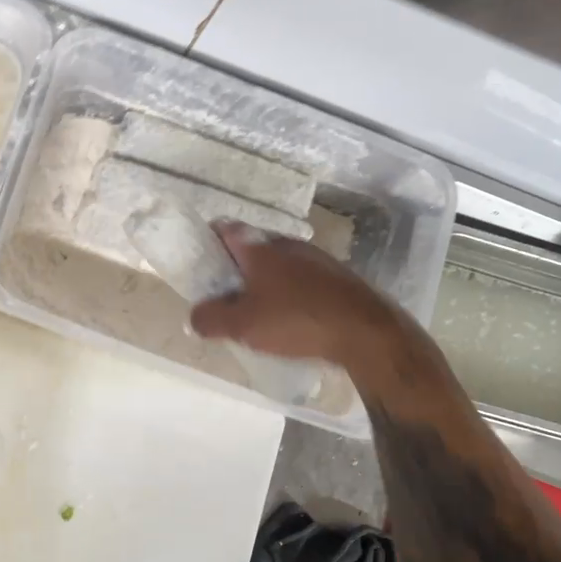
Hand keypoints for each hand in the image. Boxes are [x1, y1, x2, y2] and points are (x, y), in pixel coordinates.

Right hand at [190, 222, 414, 368]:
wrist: (366, 332)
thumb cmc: (295, 320)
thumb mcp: (241, 326)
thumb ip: (210, 319)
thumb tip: (194, 316)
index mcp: (260, 249)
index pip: (226, 228)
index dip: (209, 239)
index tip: (199, 260)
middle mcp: (288, 245)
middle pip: (252, 249)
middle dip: (235, 268)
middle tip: (223, 294)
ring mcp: (317, 260)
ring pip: (279, 265)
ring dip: (264, 283)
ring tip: (256, 311)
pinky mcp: (337, 278)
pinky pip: (302, 281)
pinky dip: (289, 294)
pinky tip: (290, 319)